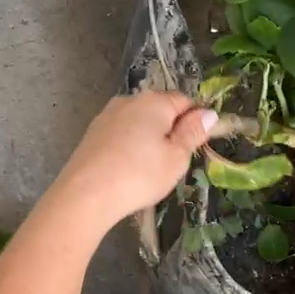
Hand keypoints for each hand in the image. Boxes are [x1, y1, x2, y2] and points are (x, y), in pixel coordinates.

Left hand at [46, 93, 215, 232]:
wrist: (86, 194)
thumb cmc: (139, 175)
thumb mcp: (176, 158)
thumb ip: (193, 133)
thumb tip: (209, 113)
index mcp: (154, 101)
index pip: (184, 101)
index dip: (195, 121)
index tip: (197, 145)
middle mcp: (130, 100)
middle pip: (160, 109)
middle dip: (170, 130)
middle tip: (173, 161)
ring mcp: (107, 115)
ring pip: (139, 122)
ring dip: (149, 138)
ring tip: (149, 169)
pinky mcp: (92, 132)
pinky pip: (121, 133)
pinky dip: (129, 146)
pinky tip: (127, 169)